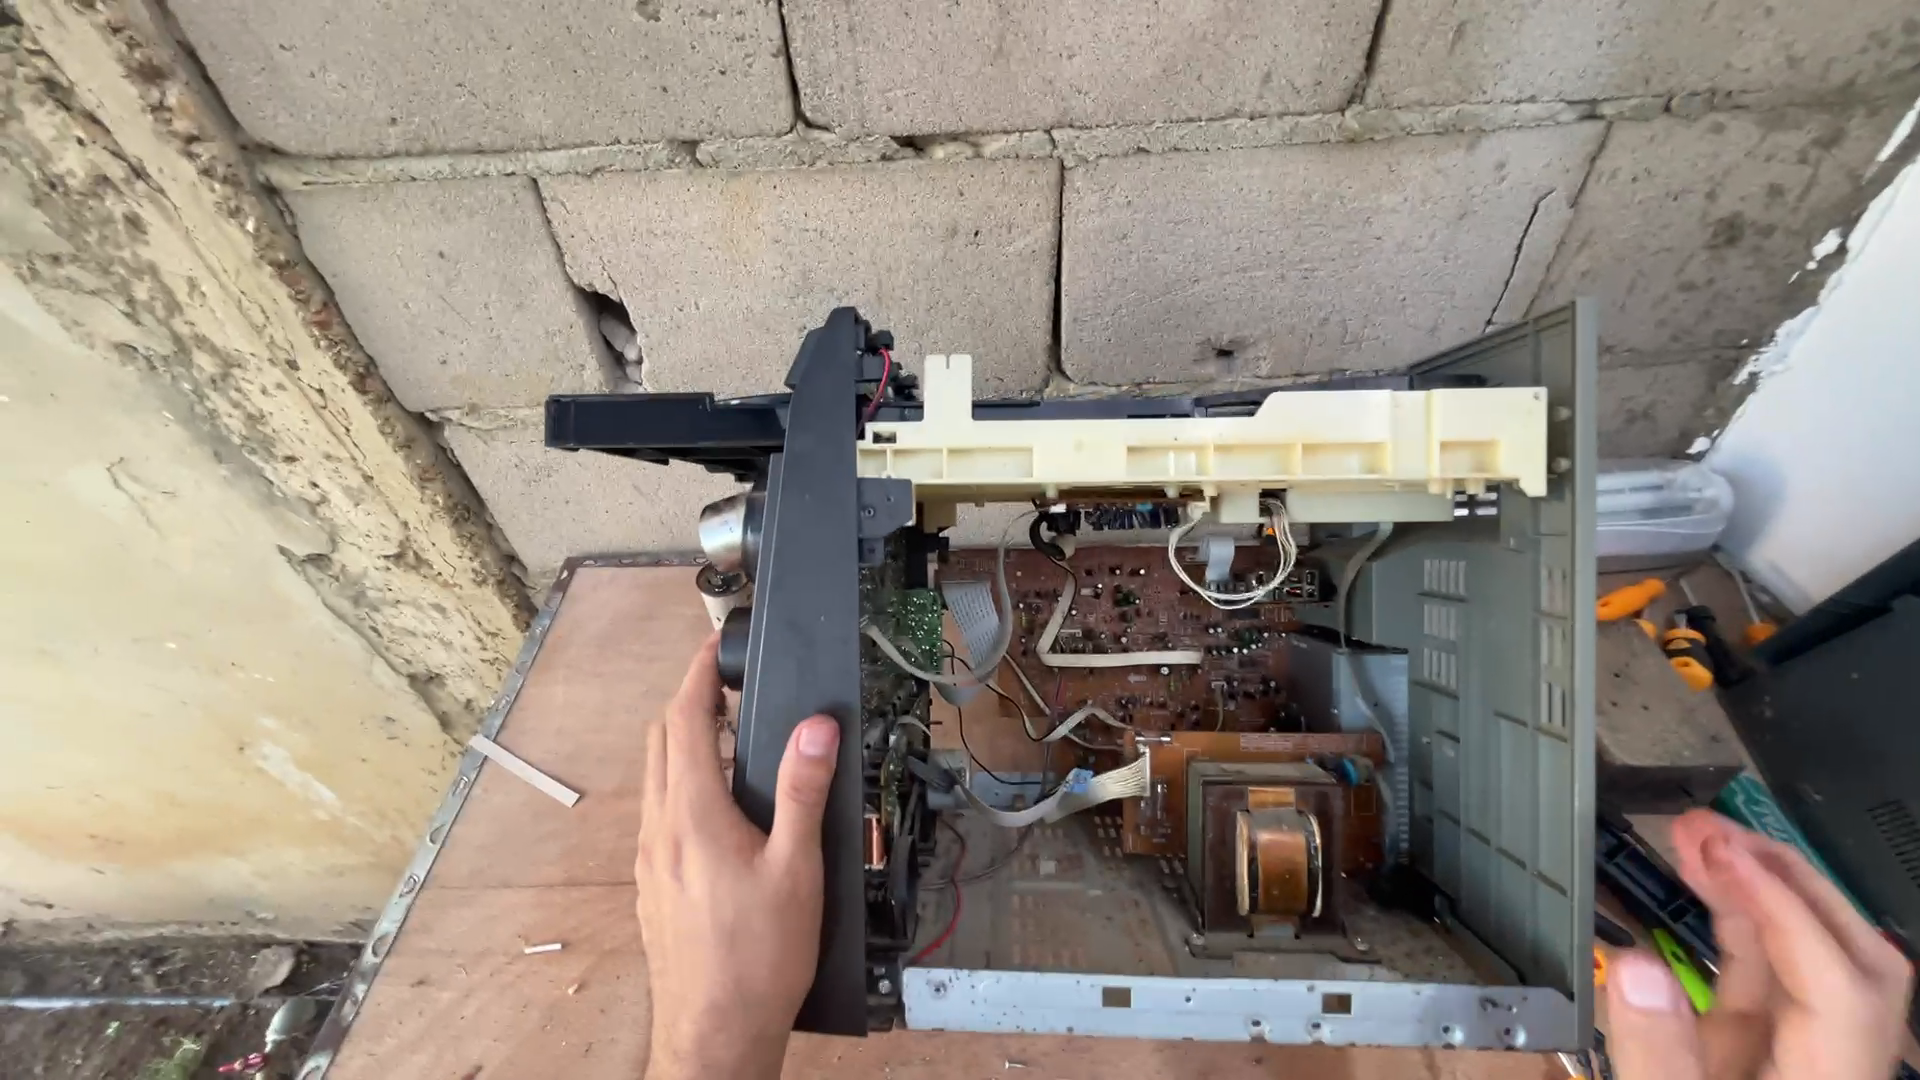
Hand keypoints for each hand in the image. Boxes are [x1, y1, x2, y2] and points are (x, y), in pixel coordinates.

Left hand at [636, 635, 840, 1079]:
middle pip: (660, 742)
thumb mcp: (796, 868)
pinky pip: (659, 809)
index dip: (697, 677)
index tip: (713, 648)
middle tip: (730, 686)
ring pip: (656, 776)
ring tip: (731, 735)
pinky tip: (720, 801)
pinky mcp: (653, 883)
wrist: (713, 1037)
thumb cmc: (760, 954)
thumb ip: (803, 790)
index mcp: (692, 815)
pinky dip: (681, 779)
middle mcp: (660, 829)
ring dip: (684, 740)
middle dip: (689, 703)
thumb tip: (814, 725)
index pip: (683, 722)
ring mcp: (650, 859)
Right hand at [1606, 808, 1912, 1079]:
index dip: (1786, 914)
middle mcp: (1831, 1073)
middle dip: (1790, 887)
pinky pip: (1761, 982)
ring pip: (1808, 967)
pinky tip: (1694, 895)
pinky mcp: (1764, 1061)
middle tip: (1715, 829)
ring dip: (1756, 894)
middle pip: (1857, 969)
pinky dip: (1730, 929)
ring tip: (1697, 841)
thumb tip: (1636, 968)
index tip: (1720, 854)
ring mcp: (1800, 1066)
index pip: (1840, 990)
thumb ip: (1658, 1058)